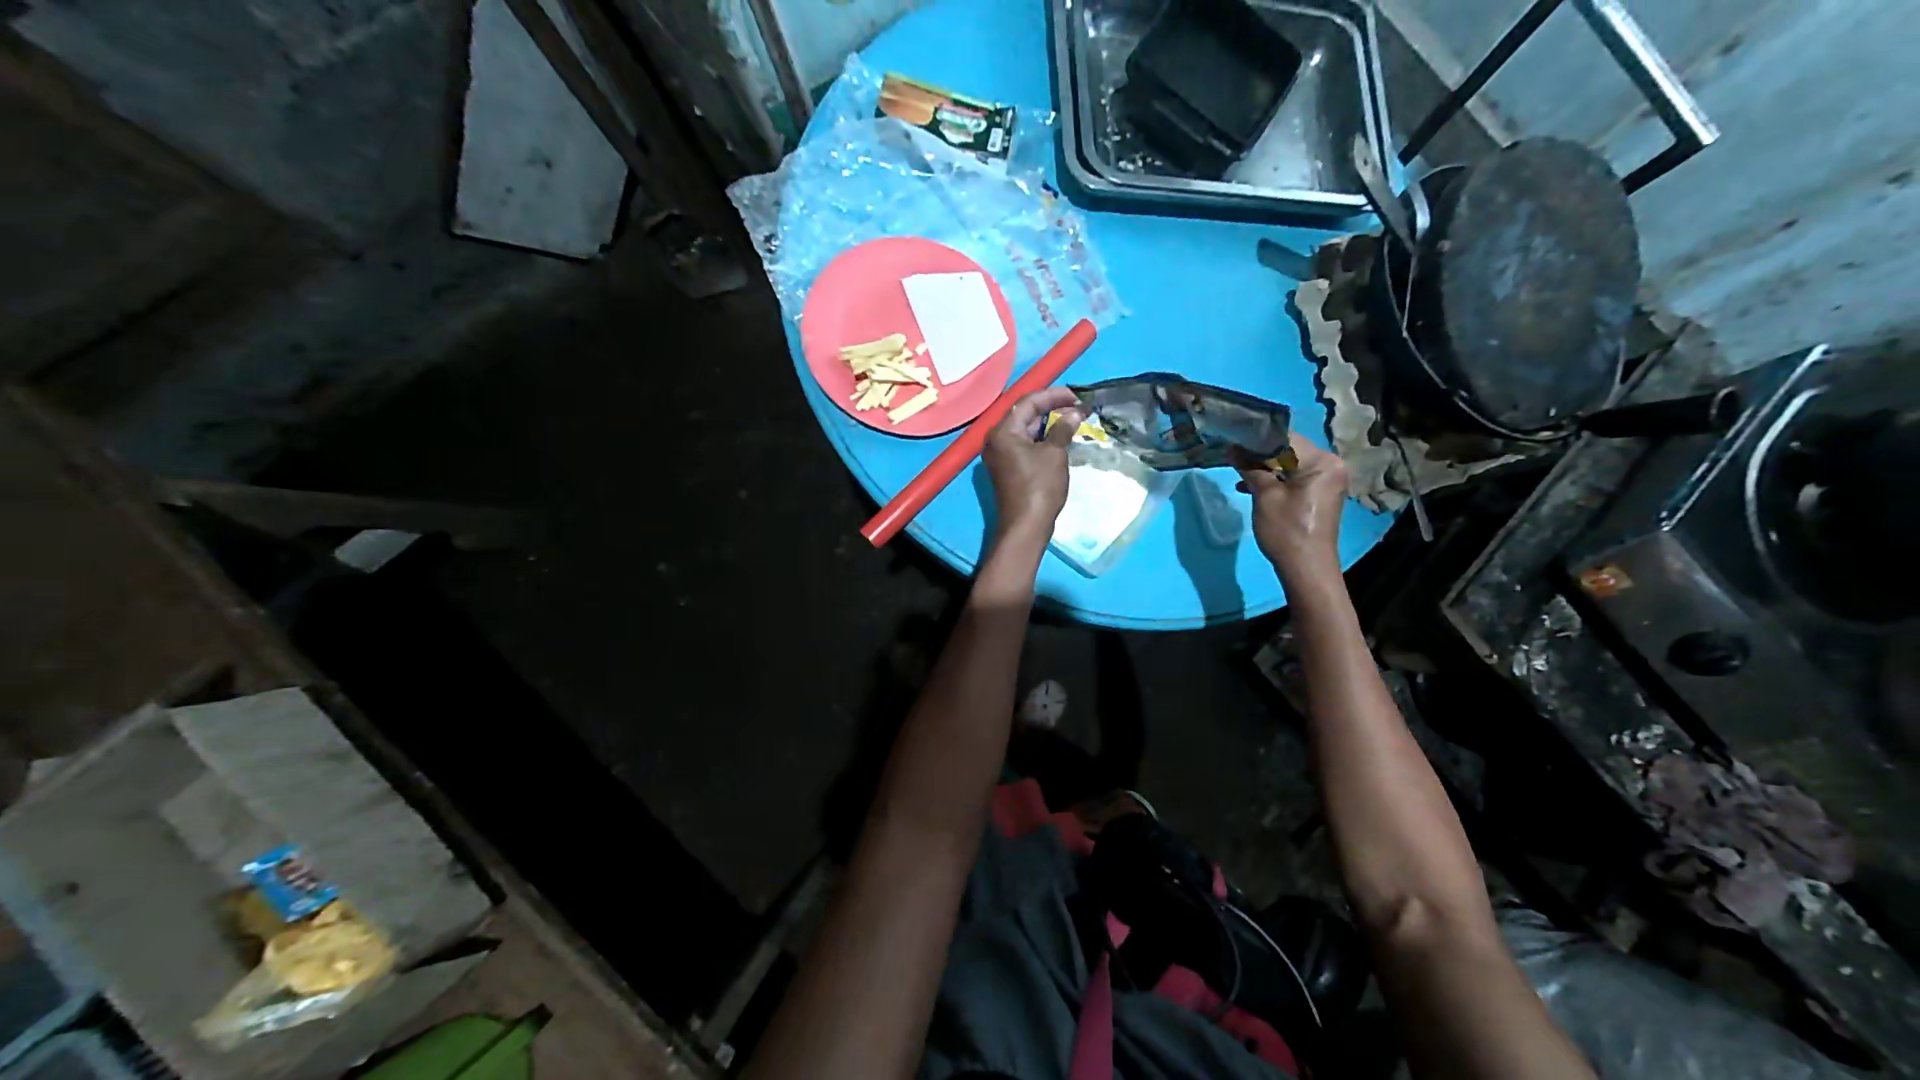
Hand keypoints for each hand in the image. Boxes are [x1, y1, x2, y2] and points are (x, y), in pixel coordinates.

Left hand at [984, 386, 1082, 538]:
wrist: (1026, 524)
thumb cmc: (1040, 486)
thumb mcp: (1055, 454)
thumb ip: (1062, 429)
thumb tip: (1074, 414)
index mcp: (1003, 431)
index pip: (1028, 402)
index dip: (1054, 396)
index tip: (1076, 396)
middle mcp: (996, 439)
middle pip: (1024, 414)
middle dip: (1051, 408)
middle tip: (1076, 407)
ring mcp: (1000, 454)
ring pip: (1025, 430)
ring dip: (1047, 423)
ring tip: (1072, 420)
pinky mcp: (1007, 467)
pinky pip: (1024, 444)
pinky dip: (1041, 438)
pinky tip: (1059, 437)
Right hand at [1233, 433, 1348, 581]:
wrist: (1306, 567)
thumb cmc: (1286, 530)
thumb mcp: (1265, 496)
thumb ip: (1250, 468)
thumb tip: (1233, 449)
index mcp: (1321, 461)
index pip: (1285, 437)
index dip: (1256, 437)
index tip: (1232, 440)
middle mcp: (1330, 465)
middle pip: (1289, 449)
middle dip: (1259, 452)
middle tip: (1232, 454)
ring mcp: (1327, 479)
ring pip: (1289, 463)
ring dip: (1264, 466)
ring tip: (1237, 469)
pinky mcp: (1319, 492)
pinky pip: (1294, 477)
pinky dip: (1274, 479)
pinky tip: (1250, 484)